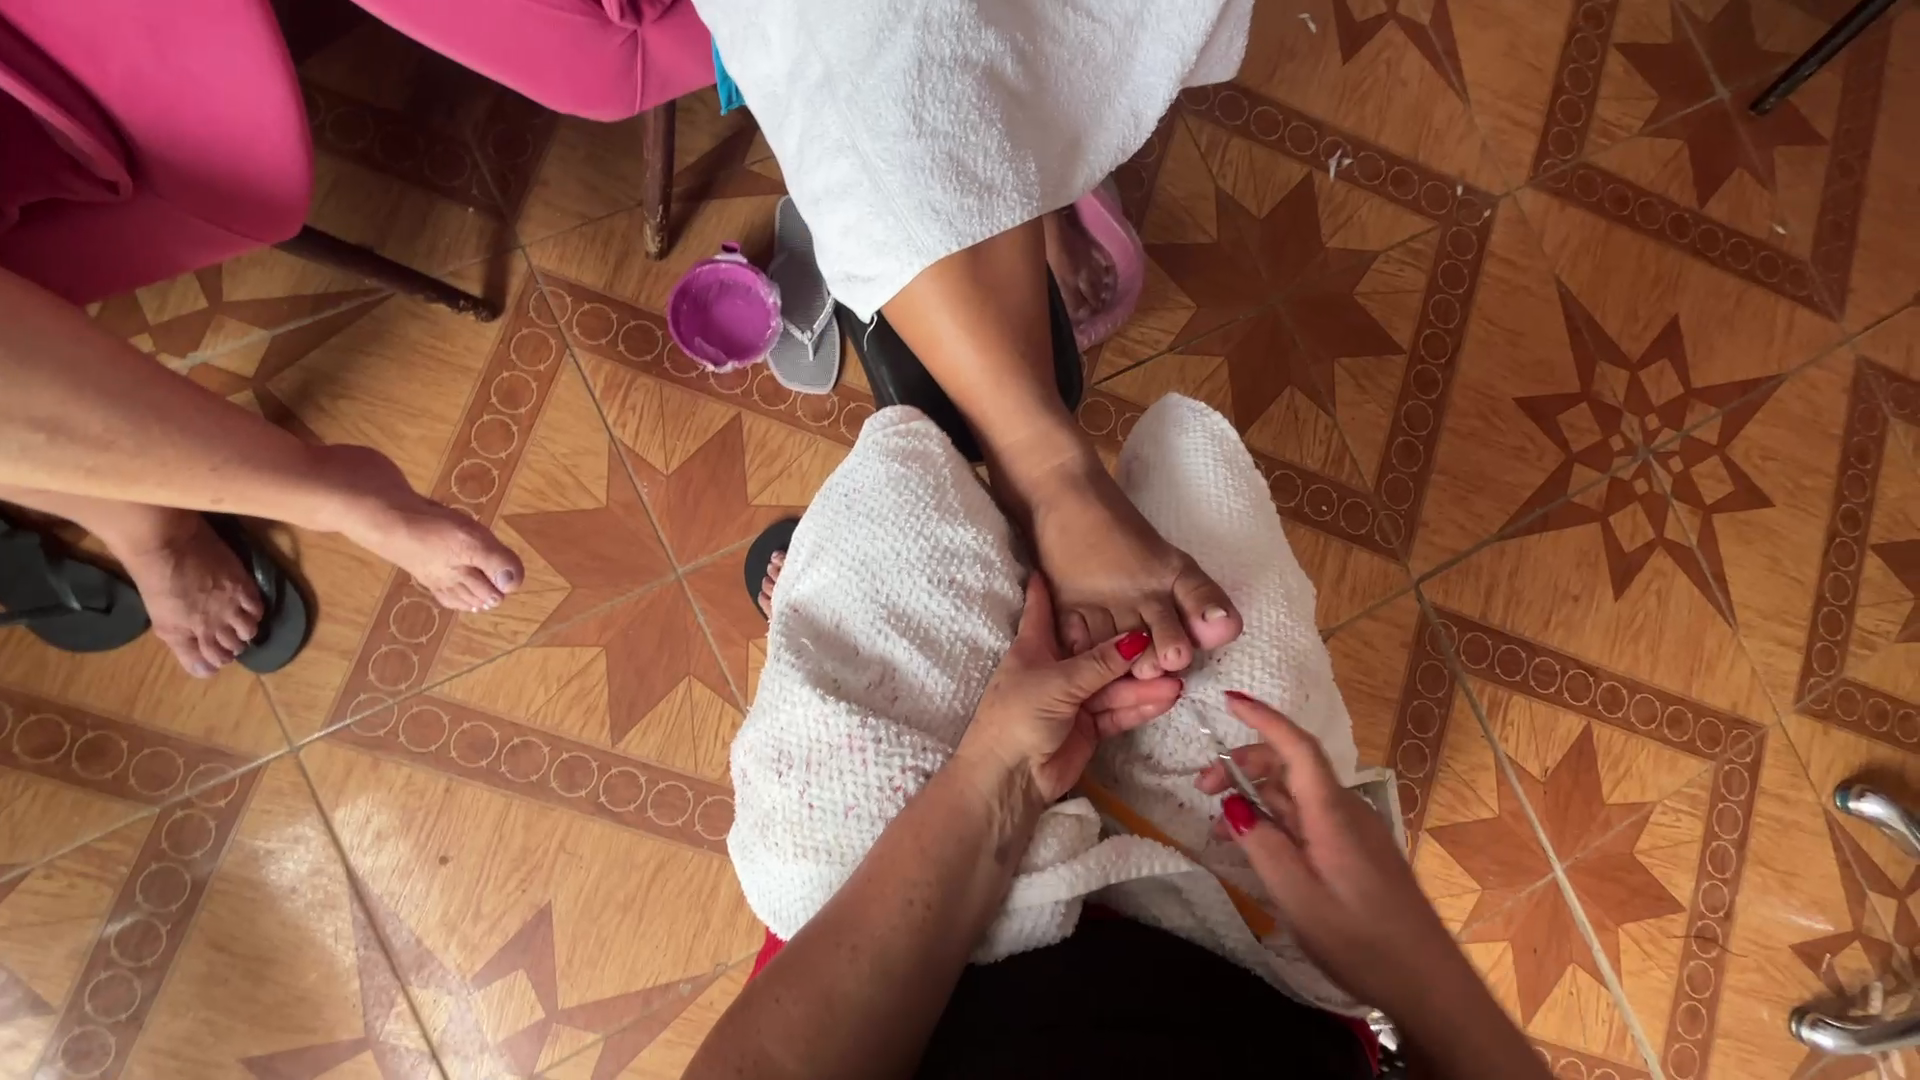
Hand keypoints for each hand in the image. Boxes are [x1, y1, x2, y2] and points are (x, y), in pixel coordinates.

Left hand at [957, 573, 1181, 802]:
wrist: (1008, 778)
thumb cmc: (1017, 716)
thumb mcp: (1058, 682)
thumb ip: (1099, 663)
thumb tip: (1138, 639)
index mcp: (1034, 647)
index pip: (1042, 609)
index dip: (1047, 587)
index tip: (1054, 561)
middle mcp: (1055, 668)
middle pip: (1096, 650)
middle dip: (1129, 647)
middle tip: (1167, 640)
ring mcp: (1074, 699)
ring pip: (1113, 683)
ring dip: (1142, 682)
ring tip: (1178, 678)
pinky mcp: (1088, 727)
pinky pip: (1118, 711)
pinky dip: (1140, 706)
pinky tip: (1166, 699)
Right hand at [1195, 691, 1467, 1014]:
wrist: (1431, 986)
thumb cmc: (1362, 941)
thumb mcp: (1298, 897)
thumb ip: (1261, 845)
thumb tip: (1233, 806)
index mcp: (1331, 813)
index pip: (1296, 747)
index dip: (1262, 717)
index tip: (1228, 699)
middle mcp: (1344, 810)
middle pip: (1289, 765)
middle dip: (1242, 765)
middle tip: (1202, 789)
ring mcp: (1352, 830)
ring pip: (1294, 793)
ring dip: (1254, 795)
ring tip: (1220, 824)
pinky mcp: (1355, 851)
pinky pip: (1306, 818)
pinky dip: (1274, 818)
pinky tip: (1255, 843)